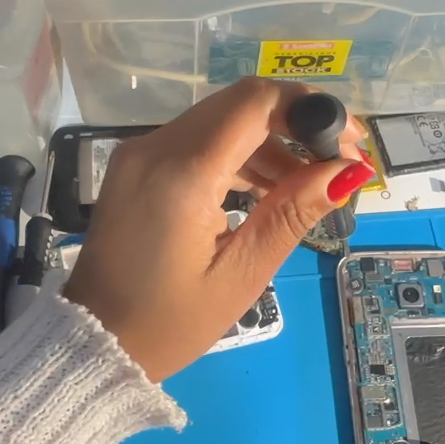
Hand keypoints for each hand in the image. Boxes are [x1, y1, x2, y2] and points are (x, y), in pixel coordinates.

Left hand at [64, 78, 368, 380]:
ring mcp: (141, 152)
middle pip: (240, 104)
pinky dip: (239, 155)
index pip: (254, 102)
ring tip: (310, 184)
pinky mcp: (138, 165)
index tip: (348, 141)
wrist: (96, 341)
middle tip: (338, 161)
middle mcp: (156, 146)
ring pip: (221, 120)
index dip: (310, 108)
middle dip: (296, 122)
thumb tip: (347, 171)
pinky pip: (199, 141)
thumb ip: (292, 212)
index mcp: (182, 172)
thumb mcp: (242, 273)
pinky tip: (268, 189)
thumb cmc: (171, 322)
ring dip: (270, 142)